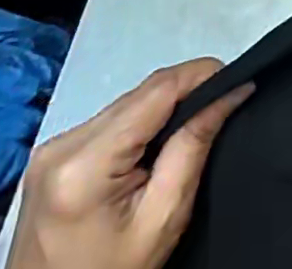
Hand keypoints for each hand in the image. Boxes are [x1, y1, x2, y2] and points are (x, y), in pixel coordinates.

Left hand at [8, 58, 252, 268]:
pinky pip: (111, 119)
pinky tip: (157, 143)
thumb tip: (232, 90)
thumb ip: (194, 146)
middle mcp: (62, 143)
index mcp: (84, 162)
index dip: (201, 74)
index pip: (156, 91)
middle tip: (224, 102)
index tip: (239, 78)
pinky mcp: (52, 154)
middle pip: (140, 93)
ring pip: (127, 101)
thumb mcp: (164, 218)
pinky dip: (141, 122)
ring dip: (164, 106)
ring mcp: (52, 147)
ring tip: (195, 122)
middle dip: (186, 90)